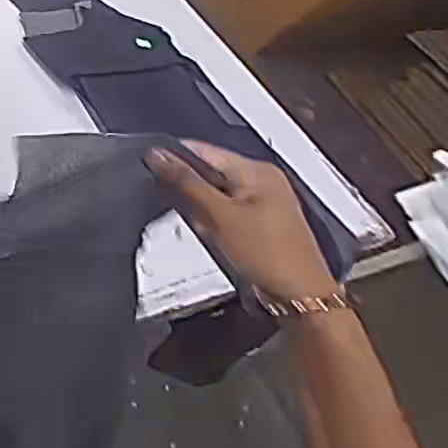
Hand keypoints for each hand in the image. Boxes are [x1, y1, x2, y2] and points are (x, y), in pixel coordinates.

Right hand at [147, 140, 337, 301]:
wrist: (298, 297)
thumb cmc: (271, 256)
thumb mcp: (219, 214)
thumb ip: (186, 181)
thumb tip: (159, 156)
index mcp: (257, 171)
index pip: (202, 150)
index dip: (173, 157)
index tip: (149, 164)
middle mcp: (261, 181)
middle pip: (206, 173)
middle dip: (190, 192)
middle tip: (191, 212)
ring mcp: (260, 201)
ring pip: (212, 194)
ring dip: (202, 211)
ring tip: (209, 230)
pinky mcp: (256, 220)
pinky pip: (221, 212)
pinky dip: (213, 223)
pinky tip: (216, 237)